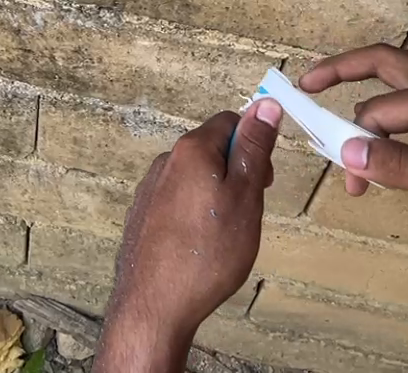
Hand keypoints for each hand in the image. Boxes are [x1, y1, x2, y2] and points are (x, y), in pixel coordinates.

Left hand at [96, 98, 281, 372]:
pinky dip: (193, 213)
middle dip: (235, 172)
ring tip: (225, 234)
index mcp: (191, 149)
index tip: (264, 180)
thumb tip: (265, 103)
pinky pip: (176, 200)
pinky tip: (198, 245)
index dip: (253, 144)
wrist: (153, 304)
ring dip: (215, 193)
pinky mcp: (142, 213)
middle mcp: (166, 160)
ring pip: (194, 176)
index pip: (230, 121)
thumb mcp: (245, 196)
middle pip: (211, 149)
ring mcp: (150, 187)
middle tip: (248, 212)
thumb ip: (254, 148)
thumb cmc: (209, 251)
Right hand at [299, 45, 407, 271]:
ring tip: (342, 118)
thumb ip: (403, 168)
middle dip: (344, 70)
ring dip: (371, 97)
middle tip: (305, 83)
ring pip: (406, 82)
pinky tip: (388, 138)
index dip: (358, 139)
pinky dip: (396, 114)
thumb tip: (345, 152)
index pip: (384, 107)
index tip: (347, 179)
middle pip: (388, 62)